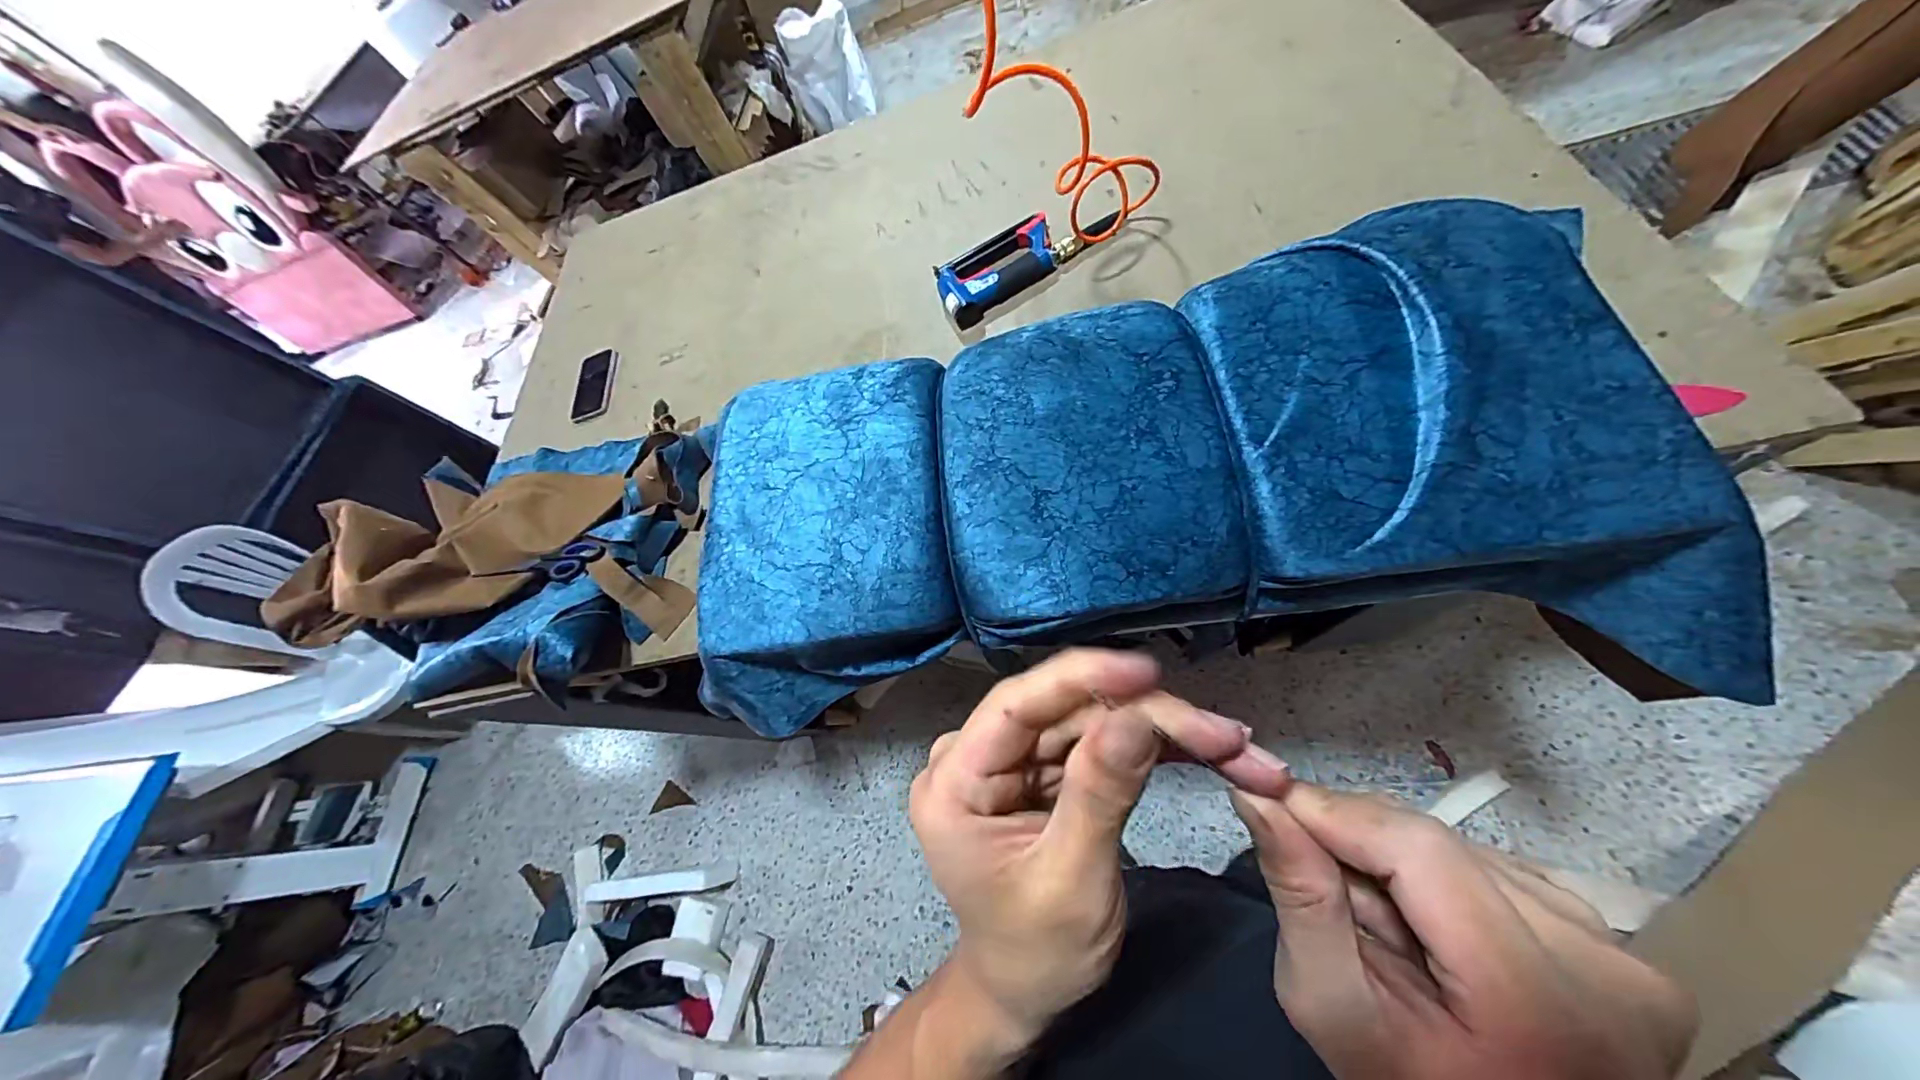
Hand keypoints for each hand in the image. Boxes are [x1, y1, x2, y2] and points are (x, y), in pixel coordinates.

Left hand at [907, 649, 1291, 1058]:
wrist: (1025, 989)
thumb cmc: (1036, 951)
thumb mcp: (1071, 881)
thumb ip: (1099, 794)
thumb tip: (1137, 716)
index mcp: (954, 782)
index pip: (1015, 705)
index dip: (1081, 677)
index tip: (1147, 671)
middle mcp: (976, 757)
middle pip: (1065, 712)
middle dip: (1145, 717)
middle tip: (1225, 735)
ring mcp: (1010, 761)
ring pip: (1090, 722)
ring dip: (1158, 730)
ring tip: (1228, 745)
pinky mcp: (1041, 770)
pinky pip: (1097, 743)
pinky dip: (1148, 746)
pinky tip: (1198, 748)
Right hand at [1231, 784, 1696, 1079]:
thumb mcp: (1332, 1006)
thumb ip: (1300, 897)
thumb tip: (1259, 797)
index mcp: (1537, 994)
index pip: (1419, 848)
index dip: (1337, 811)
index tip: (1270, 799)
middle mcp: (1600, 960)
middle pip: (1439, 845)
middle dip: (1359, 842)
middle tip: (1316, 874)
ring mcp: (1623, 953)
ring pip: (1463, 849)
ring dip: (1399, 861)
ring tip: (1382, 919)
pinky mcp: (1620, 945)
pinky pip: (1498, 869)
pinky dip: (1443, 878)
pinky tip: (1432, 925)